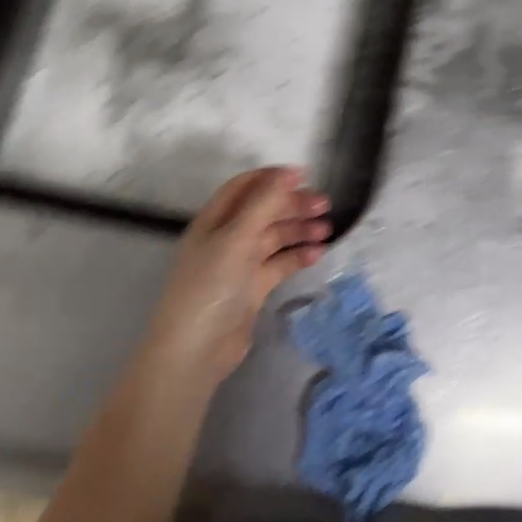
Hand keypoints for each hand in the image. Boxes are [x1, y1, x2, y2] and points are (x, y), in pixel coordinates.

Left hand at [136, 167, 331, 386]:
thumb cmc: (211, 286)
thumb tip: (290, 172)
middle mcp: (225, 238)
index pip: (244, 188)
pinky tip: (317, 255)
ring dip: (299, 230)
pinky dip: (297, 257)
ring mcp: (239, 264)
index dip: (271, 178)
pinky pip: (279, 264)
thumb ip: (264, 203)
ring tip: (326, 230)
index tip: (304, 176)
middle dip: (292, 205)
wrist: (196, 350)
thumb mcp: (237, 238)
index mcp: (214, 221)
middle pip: (263, 211)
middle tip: (323, 205)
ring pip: (274, 237)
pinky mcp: (252, 289)